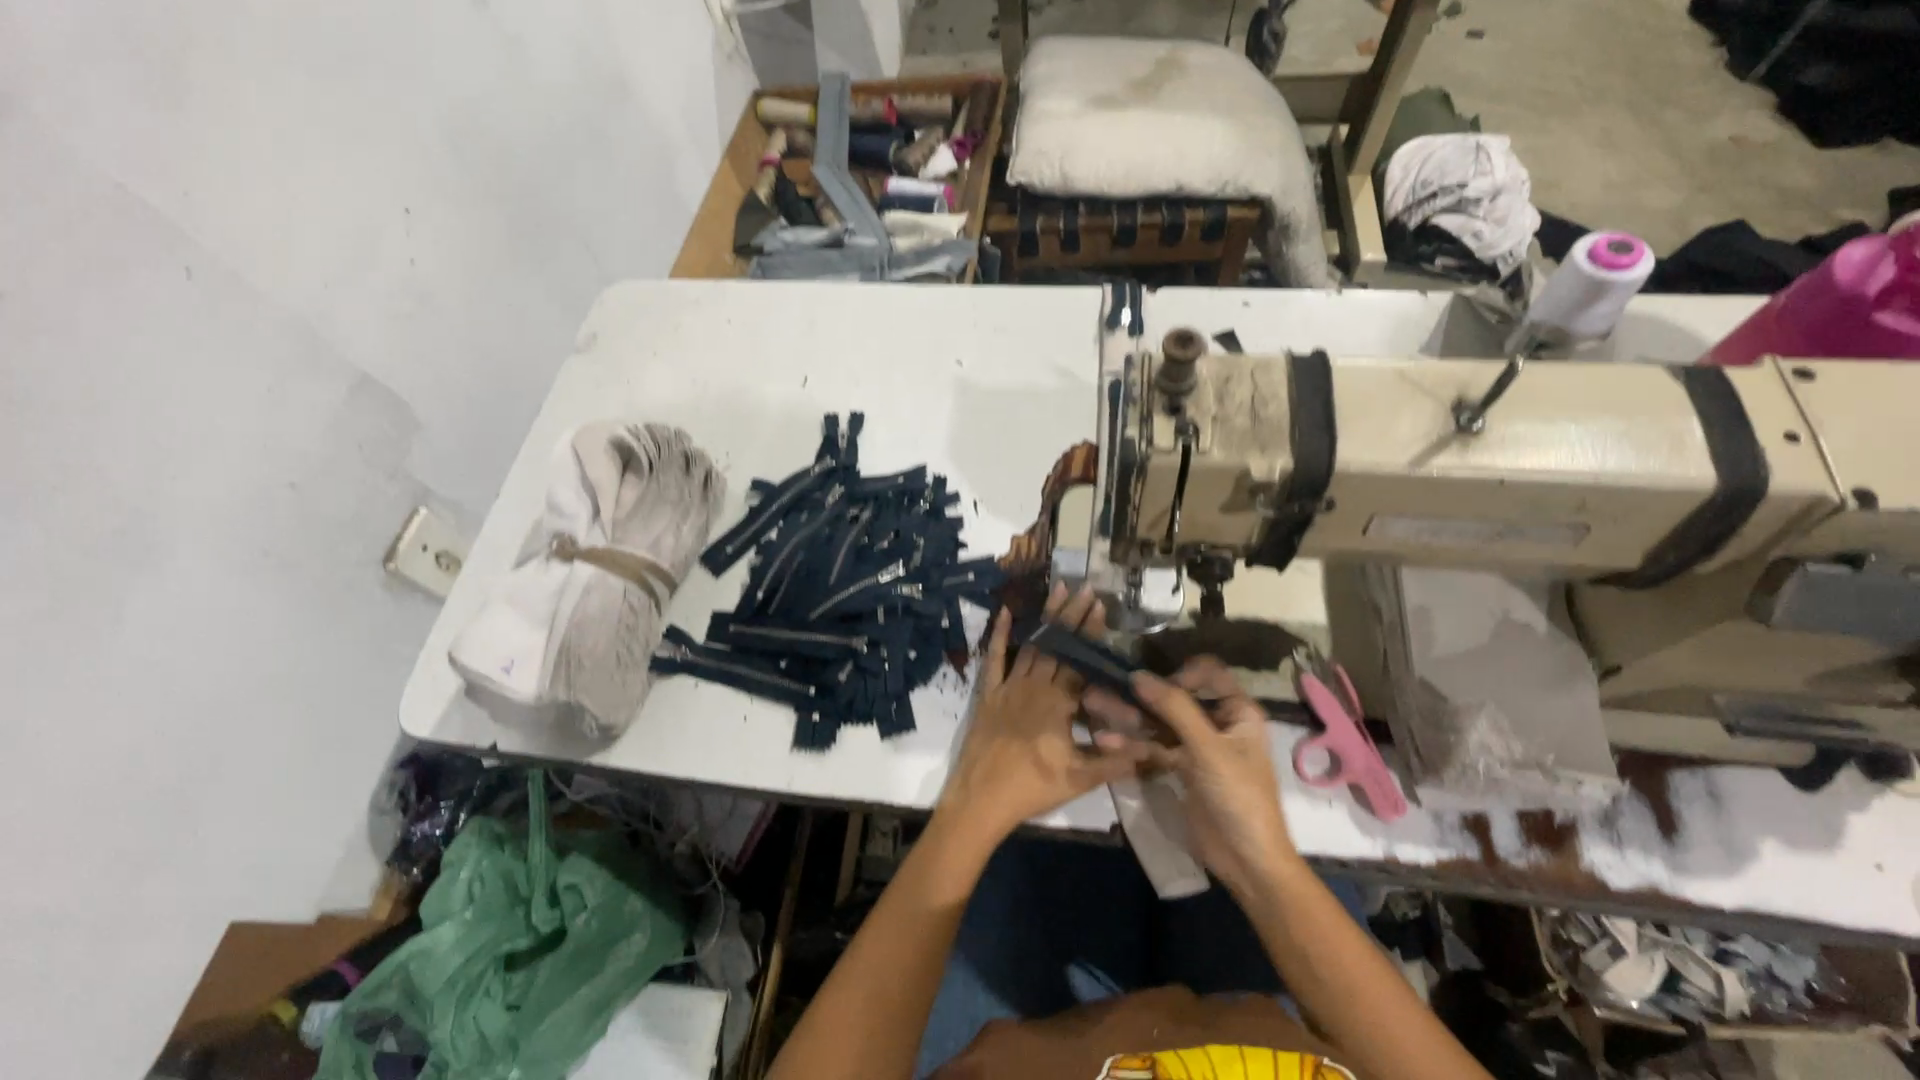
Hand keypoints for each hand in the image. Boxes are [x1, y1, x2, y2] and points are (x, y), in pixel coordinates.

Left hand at [934, 584, 1151, 848]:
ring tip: (1059, 590)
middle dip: (1073, 616)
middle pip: (1058, 646)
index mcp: (1058, 703)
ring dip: (1047, 618)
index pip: (1081, 662)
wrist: (981, 799)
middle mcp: (1034, 687)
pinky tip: (1006, 613)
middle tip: (1086, 587)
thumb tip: (1151, 749)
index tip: (1102, 607)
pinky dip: (1000, 636)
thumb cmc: (1031, 788)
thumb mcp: (1079, 779)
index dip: (1092, 634)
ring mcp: (1009, 688)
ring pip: (1032, 646)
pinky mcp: (988, 695)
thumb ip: (1115, 762)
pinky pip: (994, 660)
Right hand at [1083, 658, 1299, 899]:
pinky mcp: (1181, 769)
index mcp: (1238, 711)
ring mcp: (1197, 747)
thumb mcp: (1208, 749)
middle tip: (1104, 689)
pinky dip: (1133, 745)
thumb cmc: (1239, 796)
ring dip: (1129, 719)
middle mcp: (1218, 723)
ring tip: (1094, 708)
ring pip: (1160, 724)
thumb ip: (1175, 709)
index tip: (1153, 686)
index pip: (1207, 675)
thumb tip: (1138, 675)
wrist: (1247, 859)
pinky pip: (1154, 749)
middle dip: (1141, 697)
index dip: (1180, 674)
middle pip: (1176, 699)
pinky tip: (1106, 742)